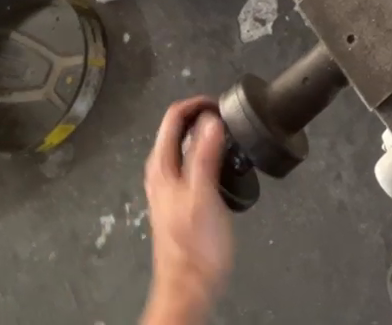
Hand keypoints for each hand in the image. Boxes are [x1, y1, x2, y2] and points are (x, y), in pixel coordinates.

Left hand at [144, 98, 233, 323]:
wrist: (190, 287)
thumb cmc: (196, 245)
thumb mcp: (203, 195)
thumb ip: (205, 156)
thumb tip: (211, 119)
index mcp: (162, 168)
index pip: (173, 119)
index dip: (197, 104)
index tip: (222, 105)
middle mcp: (162, 174)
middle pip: (175, 130)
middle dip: (200, 115)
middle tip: (228, 116)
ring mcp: (170, 187)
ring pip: (183, 146)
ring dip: (203, 133)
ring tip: (229, 132)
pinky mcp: (181, 200)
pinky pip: (191, 163)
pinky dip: (206, 152)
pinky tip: (223, 160)